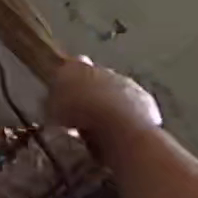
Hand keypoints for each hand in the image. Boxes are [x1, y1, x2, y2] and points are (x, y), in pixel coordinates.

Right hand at [44, 57, 161, 146]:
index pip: (69, 66)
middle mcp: (101, 69)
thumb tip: (52, 103)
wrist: (118, 127)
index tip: (67, 94)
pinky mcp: (145, 99)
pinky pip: (133, 106)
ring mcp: (125, 83)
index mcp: (74, 68)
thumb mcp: (52, 112)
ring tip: (104, 125)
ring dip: (110, 103)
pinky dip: (128, 114)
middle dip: (91, 91)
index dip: (69, 79)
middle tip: (85, 112)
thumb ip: (53, 103)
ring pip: (115, 91)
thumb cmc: (78, 116)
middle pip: (95, 77)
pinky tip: (122, 131)